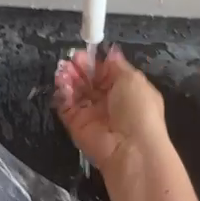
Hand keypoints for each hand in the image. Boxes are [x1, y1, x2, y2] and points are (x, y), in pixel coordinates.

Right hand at [53, 47, 167, 174]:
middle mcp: (108, 102)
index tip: (82, 53)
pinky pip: (66, 108)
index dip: (93, 62)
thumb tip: (111, 51)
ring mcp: (91, 114)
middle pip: (88, 81)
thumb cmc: (138, 109)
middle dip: (78, 69)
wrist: (131, 149)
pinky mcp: (77, 126)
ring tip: (63, 71)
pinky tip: (62, 85)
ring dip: (68, 79)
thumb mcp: (133, 79)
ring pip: (75, 93)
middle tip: (69, 61)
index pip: (105, 73)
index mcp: (126, 90)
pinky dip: (63, 95)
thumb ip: (117, 65)